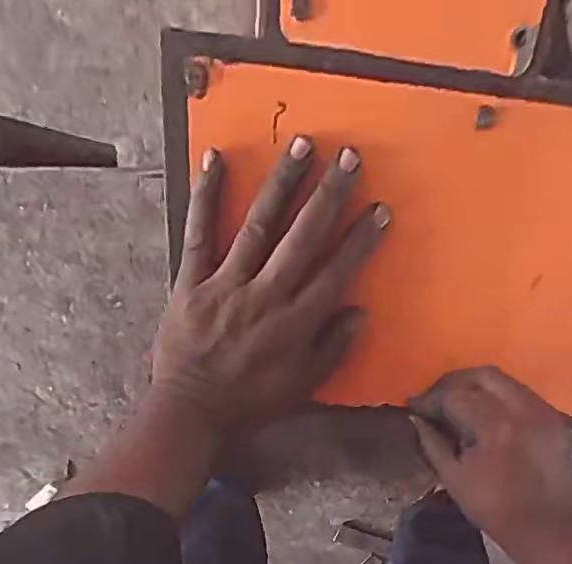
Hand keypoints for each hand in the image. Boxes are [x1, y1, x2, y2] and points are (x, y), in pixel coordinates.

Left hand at [150, 136, 390, 432]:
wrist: (191, 412)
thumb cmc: (248, 404)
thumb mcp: (300, 388)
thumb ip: (331, 350)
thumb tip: (359, 313)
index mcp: (295, 324)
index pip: (336, 271)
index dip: (360, 239)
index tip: (380, 208)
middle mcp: (265, 296)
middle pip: (303, 237)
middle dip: (329, 194)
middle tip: (349, 156)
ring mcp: (226, 286)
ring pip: (259, 225)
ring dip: (282, 182)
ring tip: (302, 143)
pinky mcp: (191, 284)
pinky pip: (198, 234)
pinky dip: (205, 196)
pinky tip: (215, 158)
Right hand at [409, 367, 571, 543]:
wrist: (546, 525)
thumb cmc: (492, 507)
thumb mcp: (453, 478)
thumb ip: (432, 443)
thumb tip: (416, 418)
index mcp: (494, 425)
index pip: (454, 394)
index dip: (430, 399)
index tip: (414, 406)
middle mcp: (521, 408)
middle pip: (482, 375)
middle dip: (453, 383)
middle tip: (435, 399)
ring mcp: (541, 409)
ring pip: (503, 380)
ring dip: (476, 386)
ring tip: (457, 404)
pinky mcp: (552, 417)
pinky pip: (519, 393)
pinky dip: (497, 396)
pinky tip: (485, 415)